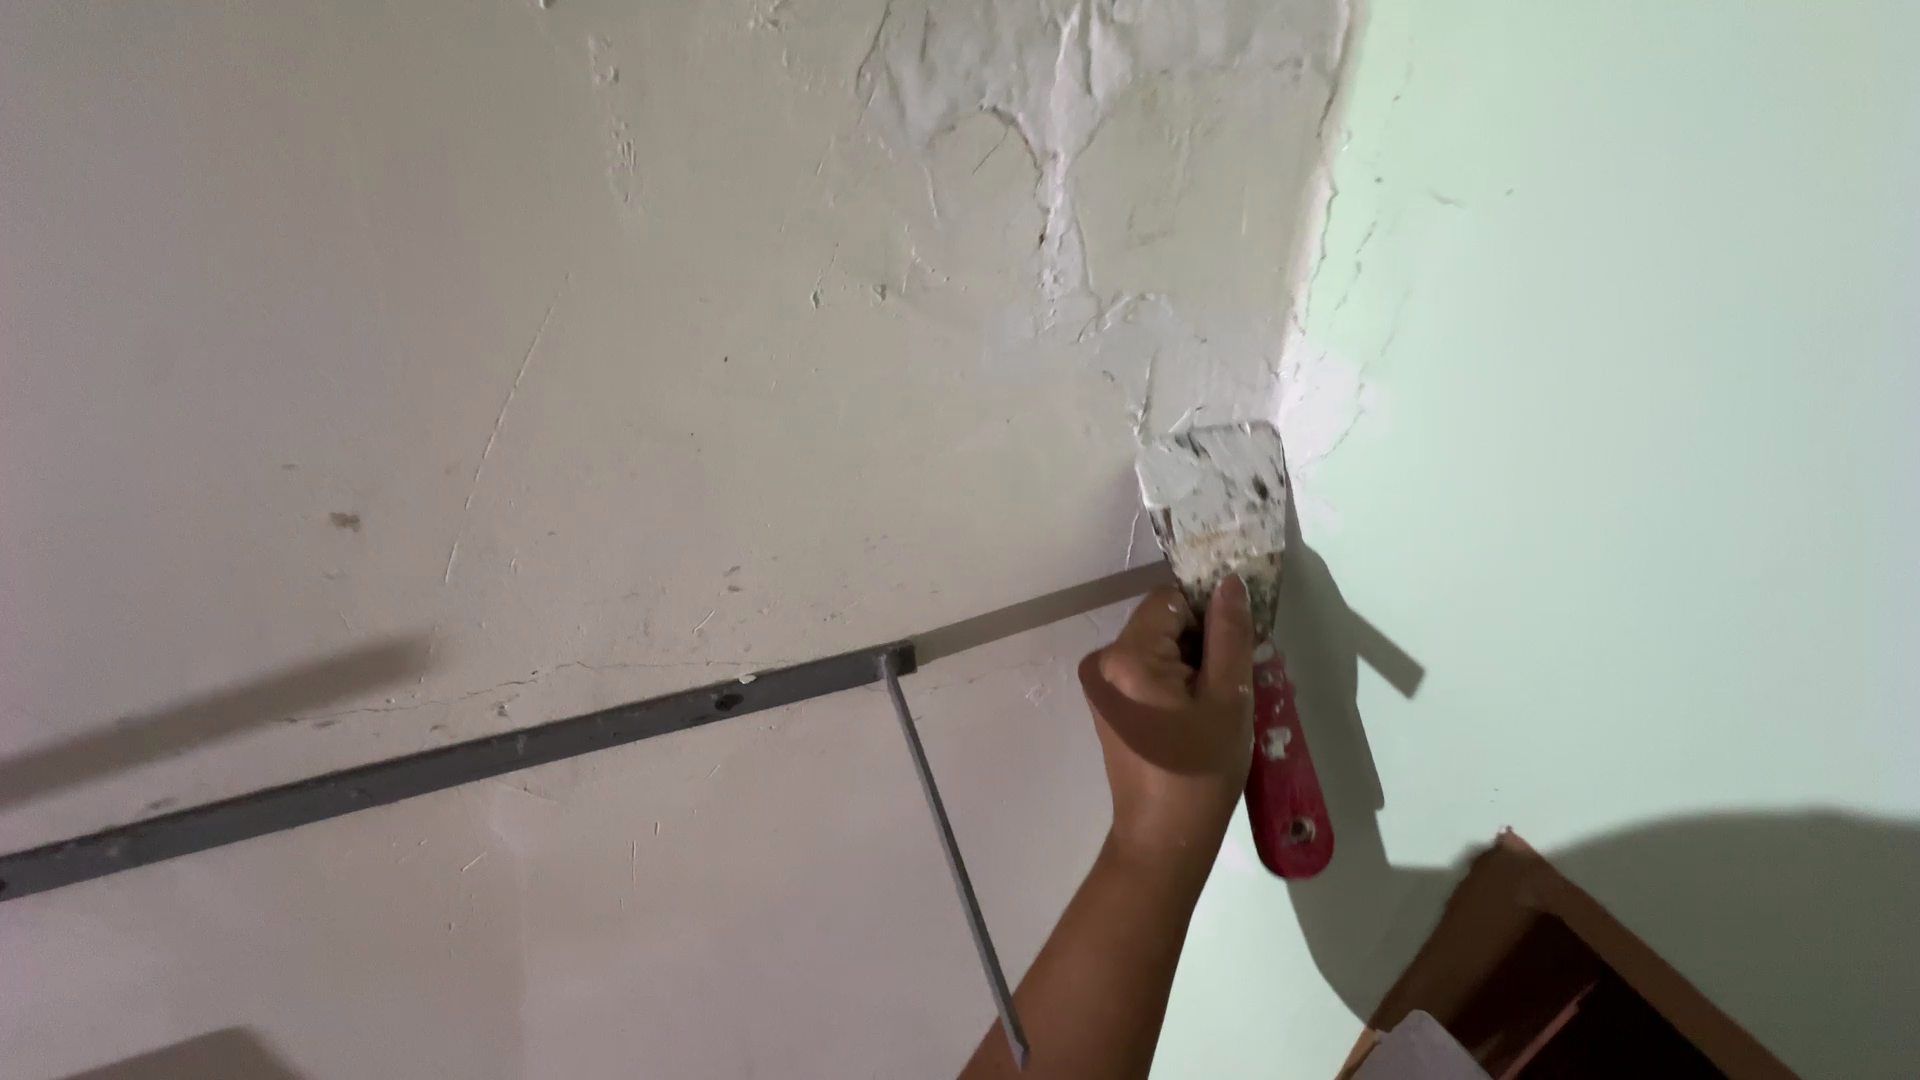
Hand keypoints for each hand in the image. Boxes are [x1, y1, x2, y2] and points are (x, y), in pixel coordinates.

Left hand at [1077, 576, 1255, 878]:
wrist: (1163, 837)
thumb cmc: (1200, 770)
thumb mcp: (1227, 697)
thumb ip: (1229, 634)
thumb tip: (1228, 583)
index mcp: (1127, 655)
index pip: (1169, 600)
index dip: (1208, 610)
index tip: (1238, 641)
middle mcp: (1103, 661)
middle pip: (1160, 622)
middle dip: (1201, 639)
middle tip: (1235, 677)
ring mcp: (1099, 683)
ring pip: (1155, 647)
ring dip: (1191, 660)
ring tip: (1219, 699)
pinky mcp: (1106, 702)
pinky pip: (1144, 670)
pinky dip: (1173, 679)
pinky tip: (1196, 711)